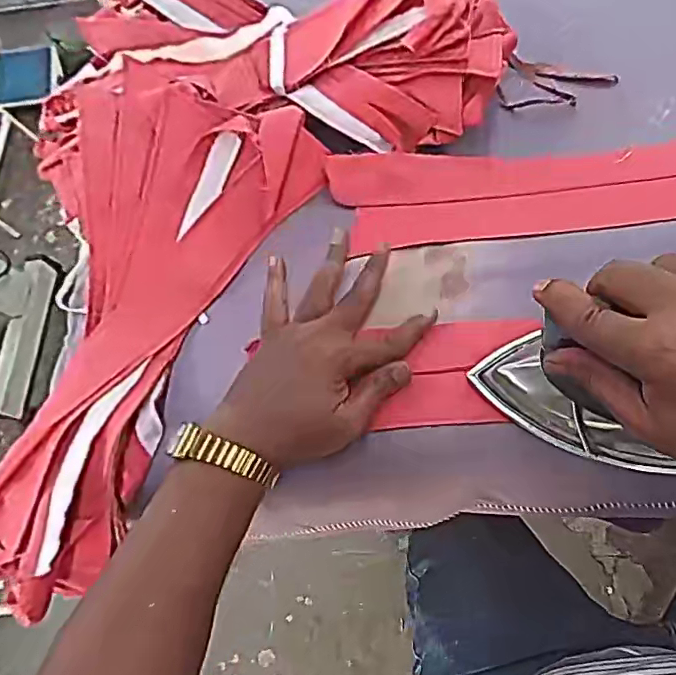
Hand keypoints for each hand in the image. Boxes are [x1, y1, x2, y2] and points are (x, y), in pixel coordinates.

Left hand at [205, 231, 432, 468]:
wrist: (244, 438)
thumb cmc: (299, 436)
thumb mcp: (347, 424)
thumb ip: (376, 392)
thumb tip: (404, 368)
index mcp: (340, 358)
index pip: (386, 343)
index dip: (411, 331)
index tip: (430, 313)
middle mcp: (318, 335)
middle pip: (353, 300)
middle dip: (372, 272)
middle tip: (384, 246)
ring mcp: (292, 332)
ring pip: (317, 290)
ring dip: (331, 262)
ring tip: (339, 235)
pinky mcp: (271, 337)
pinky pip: (274, 303)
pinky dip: (276, 281)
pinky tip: (277, 260)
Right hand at [535, 254, 675, 530]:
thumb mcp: (656, 426)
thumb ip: (602, 383)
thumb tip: (560, 356)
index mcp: (660, 351)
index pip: (590, 314)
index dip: (559, 301)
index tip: (545, 290)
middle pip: (619, 273)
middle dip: (602, 293)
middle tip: (609, 321)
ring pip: (661, 263)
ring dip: (647, 287)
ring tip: (663, 322)